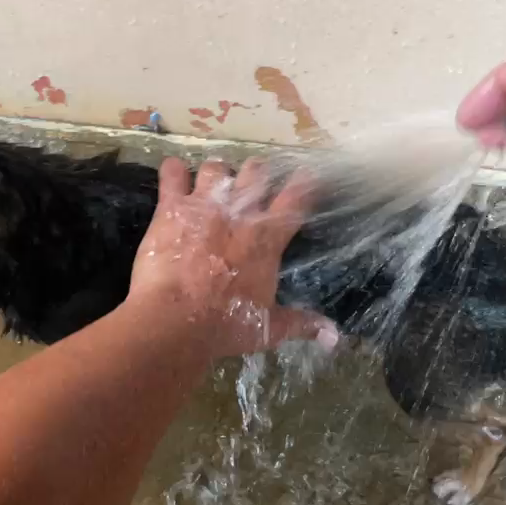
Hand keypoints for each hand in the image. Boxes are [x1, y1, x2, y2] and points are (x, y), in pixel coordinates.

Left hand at [128, 157, 337, 357]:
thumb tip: (334, 336)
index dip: (304, 184)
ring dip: (217, 173)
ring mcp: (204, 205)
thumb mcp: (269, 328)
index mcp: (267, 238)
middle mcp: (239, 213)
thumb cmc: (226, 324)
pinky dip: (174, 171)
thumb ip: (301, 324)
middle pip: (256, 173)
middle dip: (257, 173)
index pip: (296, 200)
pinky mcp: (171, 208)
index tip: (307, 175)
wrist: (176, 319)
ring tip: (213, 182)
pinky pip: (173, 174)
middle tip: (253, 182)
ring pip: (216, 168)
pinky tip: (174, 173)